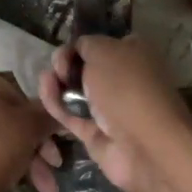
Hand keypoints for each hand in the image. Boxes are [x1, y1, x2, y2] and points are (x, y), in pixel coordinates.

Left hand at [0, 66, 63, 191]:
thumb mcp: (31, 126)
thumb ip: (47, 114)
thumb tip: (59, 112)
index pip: (15, 93)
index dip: (38, 122)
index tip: (51, 147)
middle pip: (1, 117)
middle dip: (30, 147)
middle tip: (49, 174)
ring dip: (17, 160)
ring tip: (40, 188)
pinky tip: (9, 186)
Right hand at [38, 36, 191, 191]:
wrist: (145, 147)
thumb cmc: (126, 87)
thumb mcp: (103, 50)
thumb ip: (85, 45)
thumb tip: (78, 49)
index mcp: (132, 54)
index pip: (101, 44)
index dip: (81, 45)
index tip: (69, 49)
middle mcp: (121, 79)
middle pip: (85, 68)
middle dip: (67, 65)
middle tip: (59, 67)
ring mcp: (108, 109)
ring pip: (75, 91)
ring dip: (57, 83)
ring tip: (46, 79)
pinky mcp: (94, 134)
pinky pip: (70, 114)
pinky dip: (56, 104)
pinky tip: (46, 94)